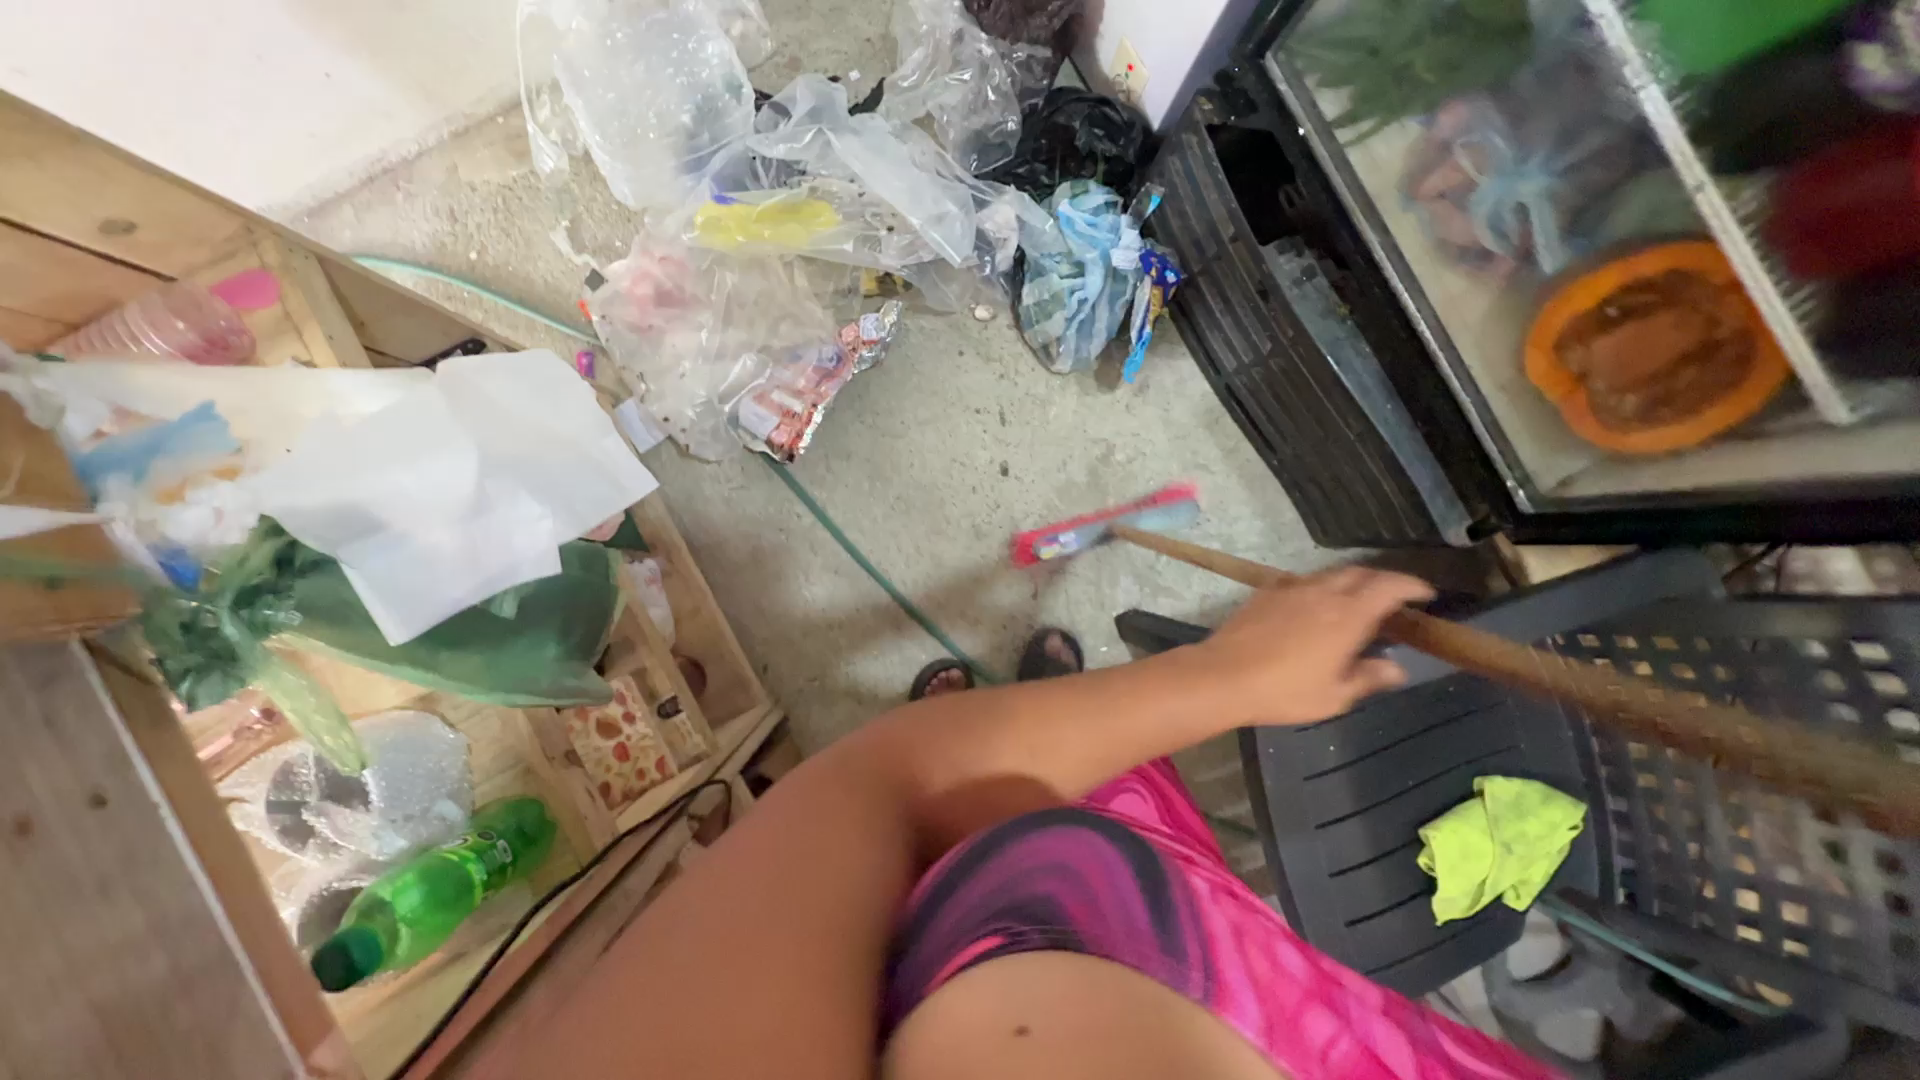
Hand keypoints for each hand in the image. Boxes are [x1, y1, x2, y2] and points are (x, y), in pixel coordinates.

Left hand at [1190, 565, 1434, 726]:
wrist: (1222, 676)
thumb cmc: (1283, 691)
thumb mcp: (1334, 695)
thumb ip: (1368, 677)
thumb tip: (1398, 669)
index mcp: (1346, 615)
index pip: (1388, 587)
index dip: (1411, 585)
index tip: (1425, 593)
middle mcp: (1321, 593)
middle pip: (1359, 573)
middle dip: (1382, 580)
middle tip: (1393, 597)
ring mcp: (1289, 590)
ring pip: (1328, 575)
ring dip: (1348, 583)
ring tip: (1355, 602)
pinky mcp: (1264, 594)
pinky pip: (1299, 583)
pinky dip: (1317, 589)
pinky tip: (1312, 606)